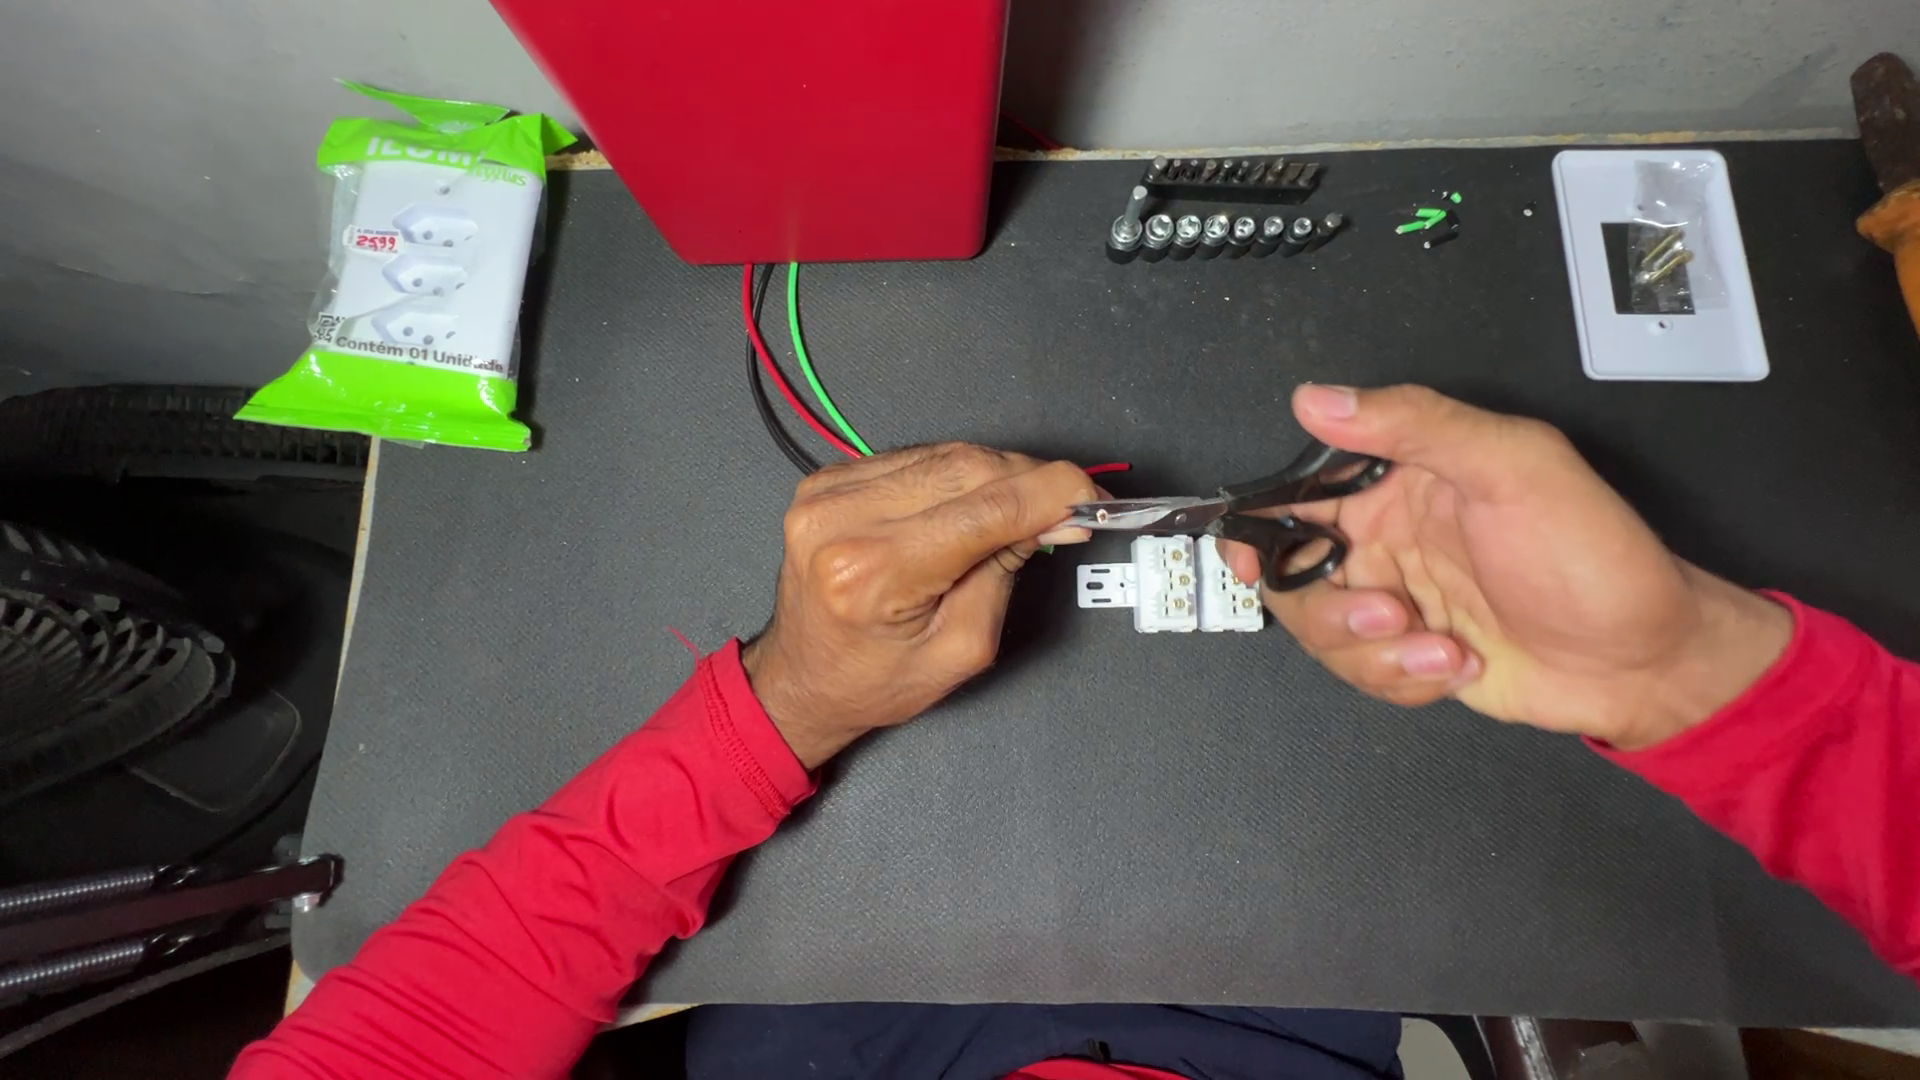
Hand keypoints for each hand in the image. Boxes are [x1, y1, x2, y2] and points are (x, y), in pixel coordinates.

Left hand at [742, 444, 1099, 767]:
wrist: (801, 679)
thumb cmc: (876, 681)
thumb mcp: (962, 649)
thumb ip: (1006, 572)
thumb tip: (1052, 515)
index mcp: (874, 573)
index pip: (987, 508)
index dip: (1053, 493)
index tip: (1094, 496)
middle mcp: (842, 518)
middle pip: (968, 466)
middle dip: (1032, 479)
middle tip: (1069, 504)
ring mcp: (828, 491)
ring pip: (946, 453)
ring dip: (999, 473)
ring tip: (1024, 506)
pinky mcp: (827, 479)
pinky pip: (916, 457)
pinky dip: (958, 472)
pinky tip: (974, 500)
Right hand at [1222, 385, 1792, 749]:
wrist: (1648, 662)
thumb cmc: (1592, 554)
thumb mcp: (1513, 467)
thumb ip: (1415, 424)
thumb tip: (1314, 398)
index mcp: (1387, 487)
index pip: (1289, 495)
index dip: (1252, 526)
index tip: (1249, 561)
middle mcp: (1374, 543)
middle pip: (1289, 576)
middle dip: (1327, 610)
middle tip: (1390, 612)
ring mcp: (1384, 602)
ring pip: (1317, 632)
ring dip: (1371, 651)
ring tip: (1441, 648)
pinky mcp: (1399, 654)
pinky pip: (1356, 671)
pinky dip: (1399, 677)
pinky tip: (1455, 665)